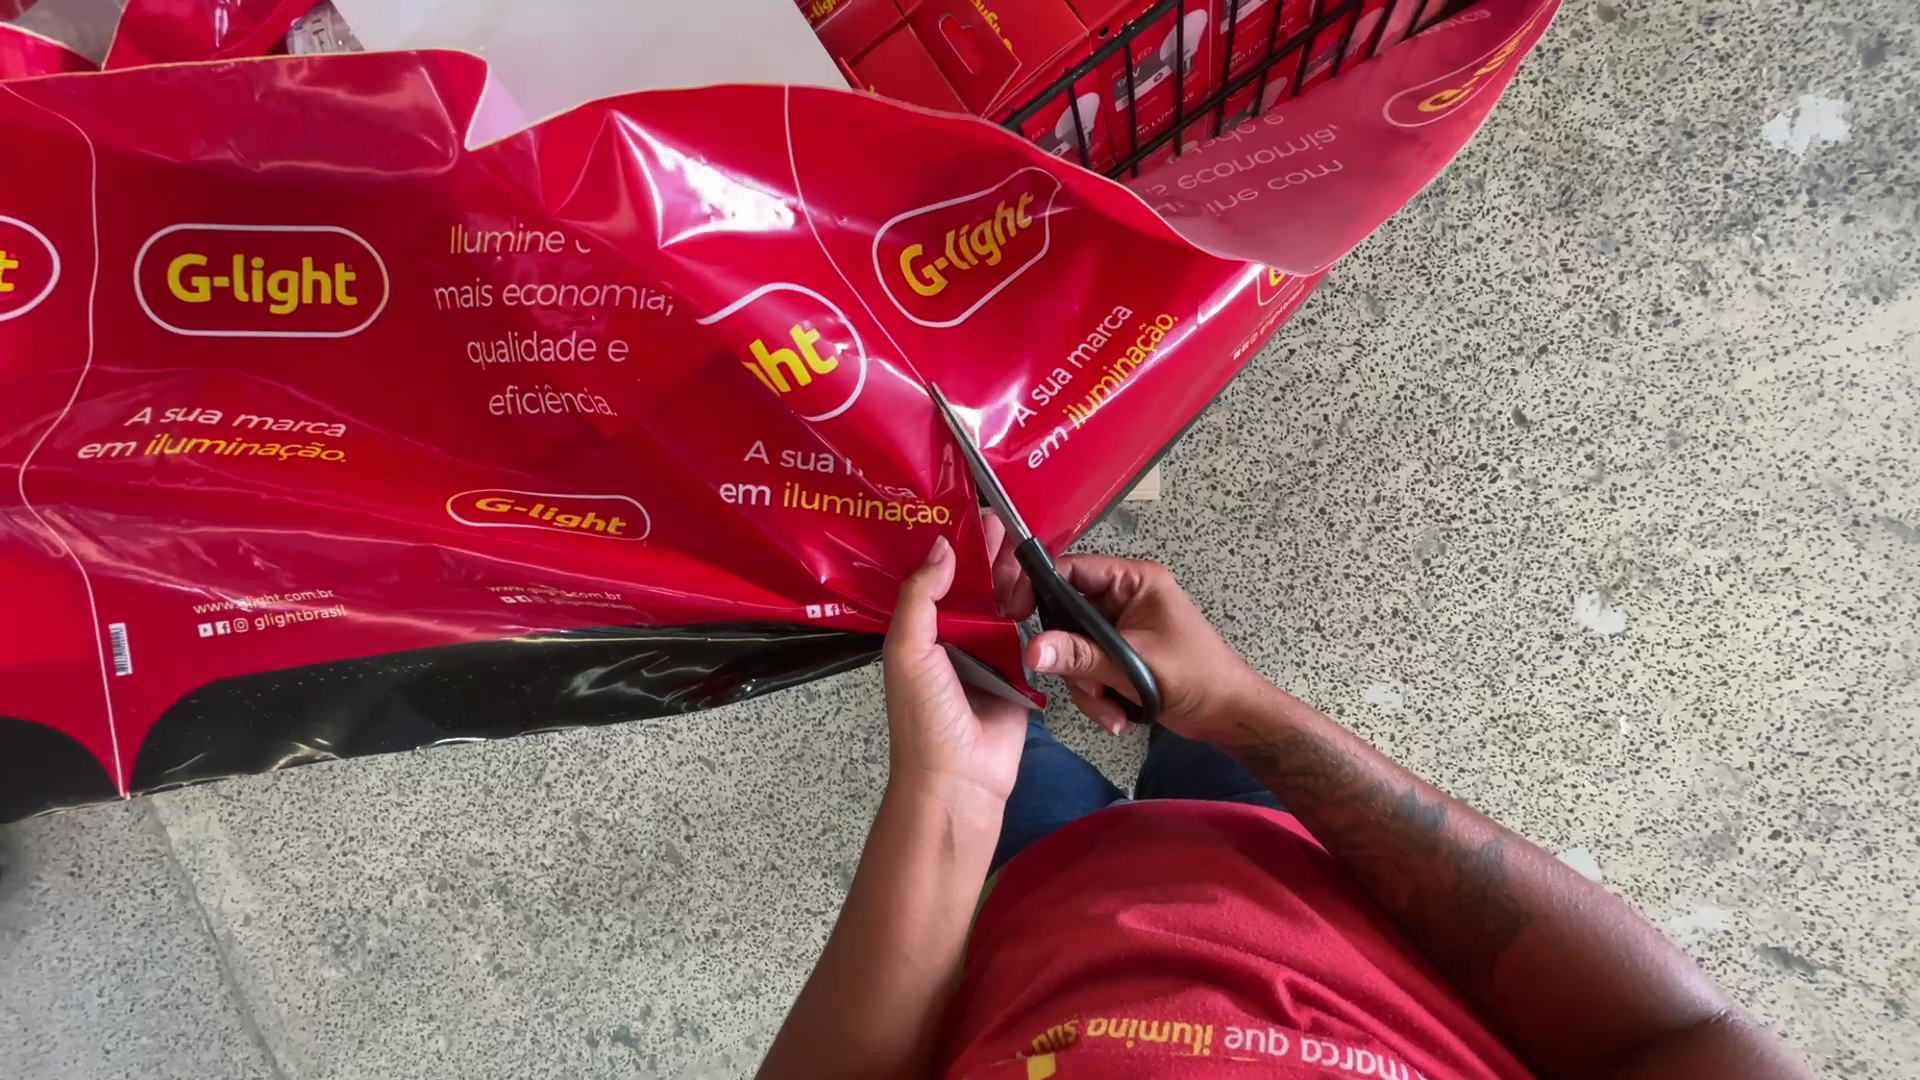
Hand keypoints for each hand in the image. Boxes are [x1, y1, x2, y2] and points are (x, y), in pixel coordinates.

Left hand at [882, 536, 1030, 806]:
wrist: (960, 779)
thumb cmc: (925, 717)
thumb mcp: (908, 651)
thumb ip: (920, 597)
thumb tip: (942, 547)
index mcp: (919, 633)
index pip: (935, 580)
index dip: (951, 549)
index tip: (968, 516)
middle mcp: (951, 640)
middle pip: (971, 588)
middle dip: (985, 556)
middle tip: (1002, 522)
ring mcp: (985, 656)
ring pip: (999, 605)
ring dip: (1009, 576)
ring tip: (1023, 544)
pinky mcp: (1016, 671)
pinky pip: (1024, 632)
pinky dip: (1030, 608)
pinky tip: (1039, 582)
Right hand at [1011, 554, 1270, 744]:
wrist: (1229, 717)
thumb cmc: (1198, 677)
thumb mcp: (1136, 665)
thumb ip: (1082, 655)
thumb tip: (1032, 648)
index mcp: (1134, 581)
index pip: (1073, 569)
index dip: (1038, 586)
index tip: (1014, 612)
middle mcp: (1122, 598)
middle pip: (1067, 617)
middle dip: (1073, 659)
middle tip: (1088, 684)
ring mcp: (1117, 629)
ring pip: (1072, 650)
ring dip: (1087, 686)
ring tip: (1114, 710)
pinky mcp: (1116, 656)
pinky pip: (1085, 669)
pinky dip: (1097, 695)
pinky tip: (1119, 715)